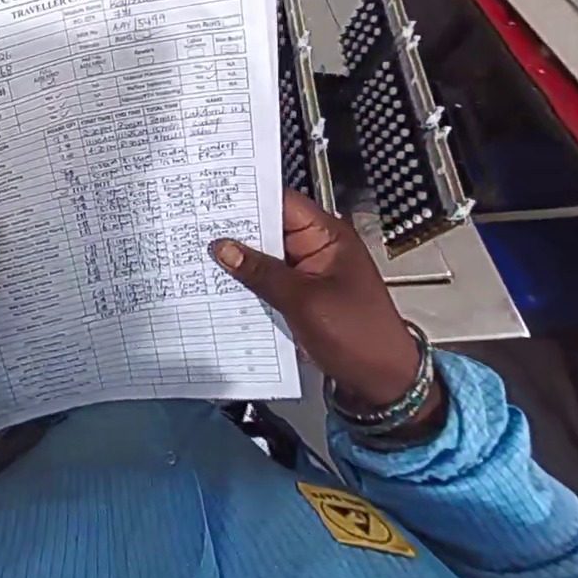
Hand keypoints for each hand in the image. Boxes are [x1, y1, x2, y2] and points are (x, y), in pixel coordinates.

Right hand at [210, 191, 435, 418]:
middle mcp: (315, 247)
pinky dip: (246, 278)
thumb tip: (223, 248)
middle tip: (197, 225)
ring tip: (200, 250)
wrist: (380, 380)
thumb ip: (261, 272)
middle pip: (269, 227)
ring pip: (263, 253)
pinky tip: (219, 279)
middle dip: (236, 228)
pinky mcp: (297, 291)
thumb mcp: (304, 301)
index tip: (213, 197)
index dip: (248, 197)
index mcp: (327, 236)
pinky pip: (265, 277)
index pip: (282, 202)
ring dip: (238, 255)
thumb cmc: (358, 336)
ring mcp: (305, 270)